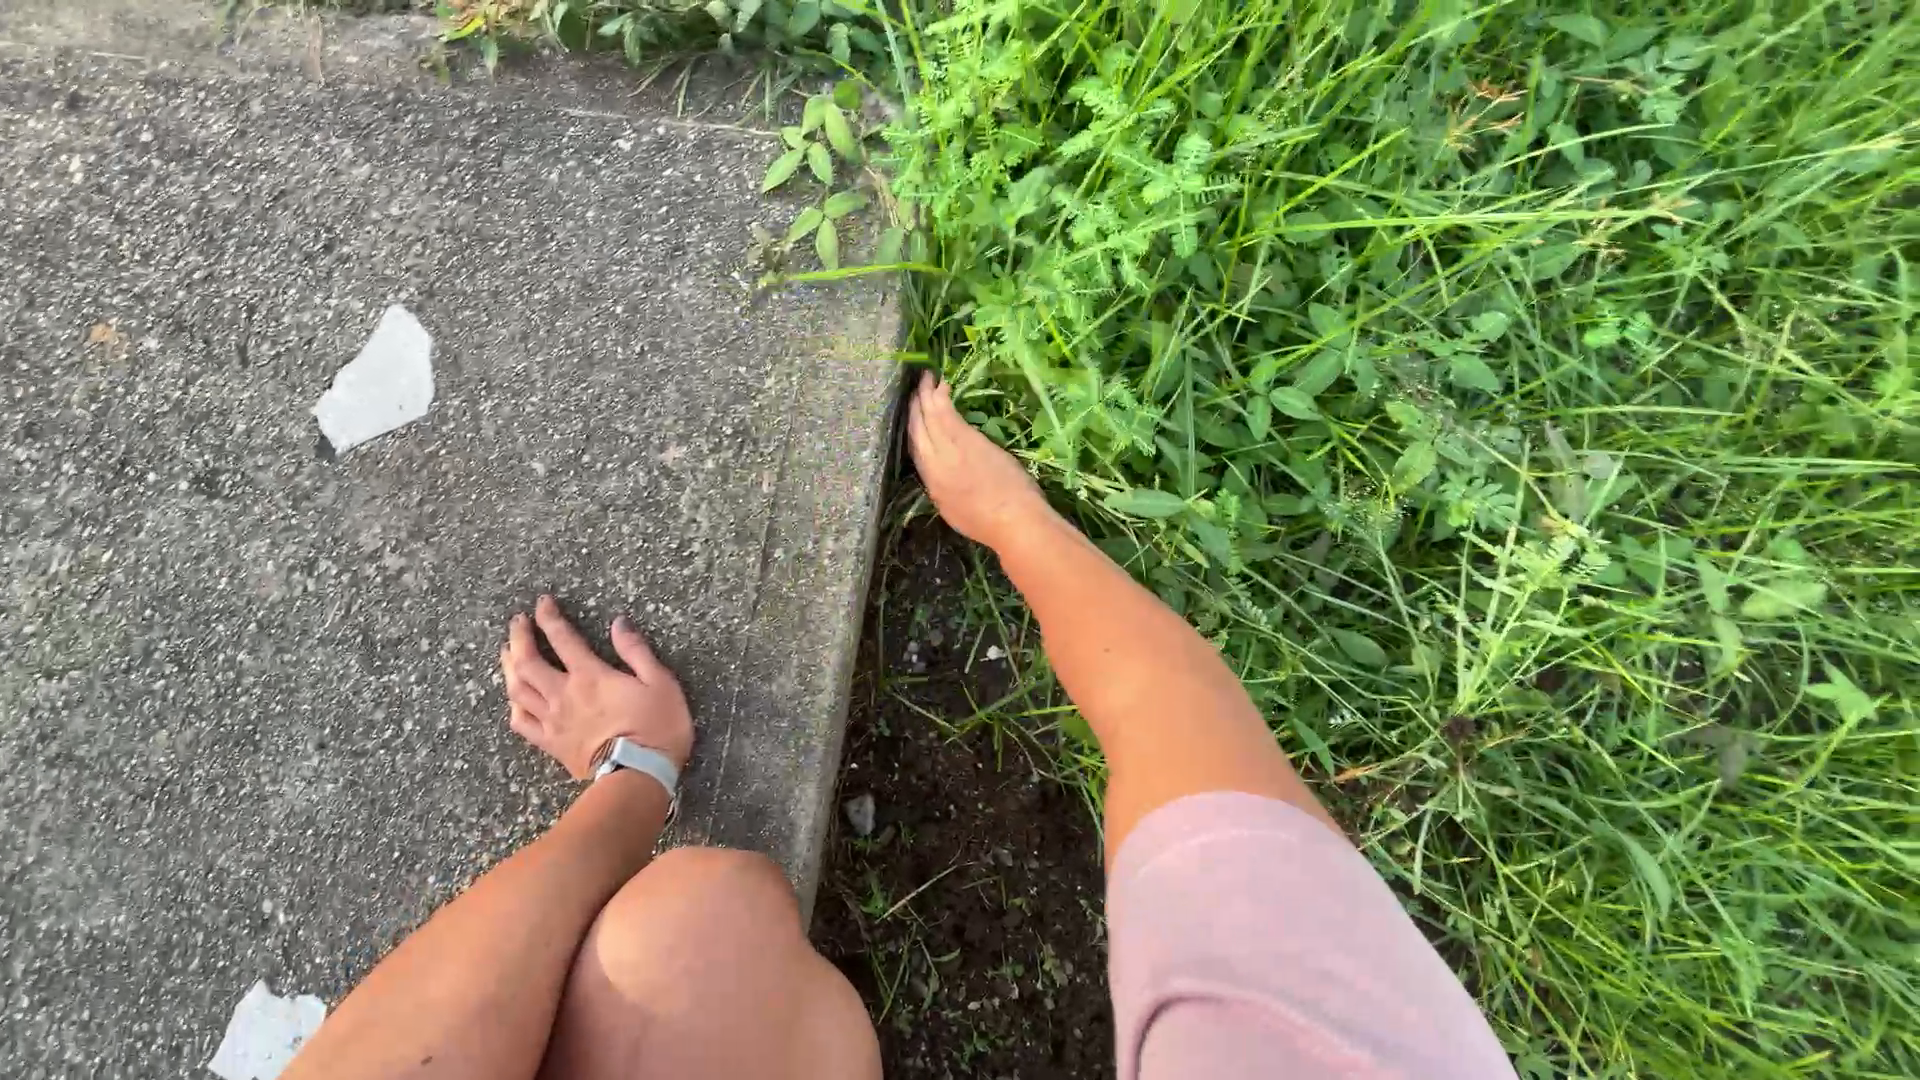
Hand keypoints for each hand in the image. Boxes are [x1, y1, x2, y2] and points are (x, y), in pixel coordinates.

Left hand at [500, 595, 693, 779]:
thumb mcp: (660, 682)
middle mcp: (564, 694)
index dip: (549, 617)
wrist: (638, 776)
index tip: (542, 602)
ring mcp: (553, 721)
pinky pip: (521, 723)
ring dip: (508, 667)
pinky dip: (513, 706)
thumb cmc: (657, 727)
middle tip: (517, 622)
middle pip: (528, 661)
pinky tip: (514, 698)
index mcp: (591, 676)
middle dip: (519, 637)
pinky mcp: (551, 744)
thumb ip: (636, 651)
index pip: (562, 638)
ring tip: (507, 652)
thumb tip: (618, 623)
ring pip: (517, 689)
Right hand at [907, 371, 1048, 550]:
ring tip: (925, 380)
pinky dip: (943, 400)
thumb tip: (940, 473)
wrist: (1012, 519)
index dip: (911, 429)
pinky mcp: (969, 440)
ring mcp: (951, 450)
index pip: (915, 450)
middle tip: (914, 389)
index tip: (911, 414)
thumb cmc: (988, 523)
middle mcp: (935, 464)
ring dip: (927, 396)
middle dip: (915, 407)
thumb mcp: (953, 510)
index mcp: (932, 483)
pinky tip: (942, 388)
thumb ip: (943, 487)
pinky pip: (948, 415)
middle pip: (919, 430)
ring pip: (931, 418)